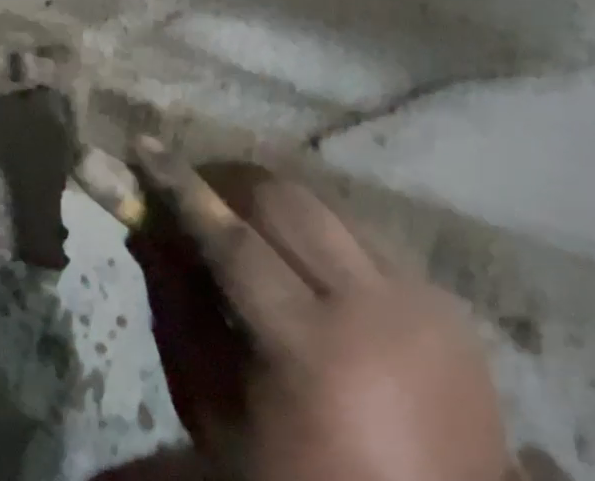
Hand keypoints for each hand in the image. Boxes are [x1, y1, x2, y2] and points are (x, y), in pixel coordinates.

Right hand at [129, 140, 511, 480]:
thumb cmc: (292, 470)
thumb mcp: (212, 399)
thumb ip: (177, 307)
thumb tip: (145, 230)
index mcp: (311, 342)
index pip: (230, 236)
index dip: (180, 186)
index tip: (142, 145)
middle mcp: (378, 307)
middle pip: (289, 203)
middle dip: (230, 183)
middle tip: (190, 188)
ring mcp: (426, 304)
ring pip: (335, 209)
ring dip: (277, 204)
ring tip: (239, 217)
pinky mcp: (451, 307)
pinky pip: (372, 241)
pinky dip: (324, 233)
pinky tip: (298, 256)